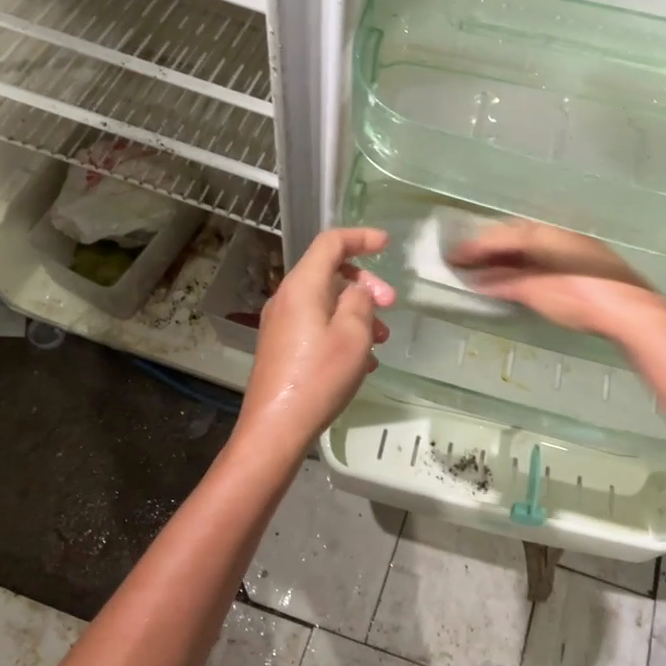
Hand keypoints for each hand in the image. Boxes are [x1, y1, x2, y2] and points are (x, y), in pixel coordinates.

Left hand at [238, 227, 395, 449]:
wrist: (276, 428)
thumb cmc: (319, 377)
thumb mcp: (353, 334)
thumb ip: (360, 300)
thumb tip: (356, 290)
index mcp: (302, 286)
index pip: (331, 242)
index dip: (361, 237)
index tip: (386, 244)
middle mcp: (287, 297)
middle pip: (329, 271)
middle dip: (365, 283)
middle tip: (390, 305)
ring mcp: (281, 323)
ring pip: (325, 301)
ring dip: (356, 311)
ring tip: (379, 339)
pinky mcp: (281, 346)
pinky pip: (317, 323)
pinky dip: (341, 330)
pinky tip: (361, 360)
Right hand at [447, 220, 665, 338]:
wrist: (629, 309)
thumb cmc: (578, 297)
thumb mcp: (535, 291)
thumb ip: (505, 283)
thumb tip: (479, 280)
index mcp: (541, 233)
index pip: (499, 236)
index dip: (474, 247)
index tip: (452, 256)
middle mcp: (556, 233)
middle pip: (515, 235)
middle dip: (489, 248)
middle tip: (466, 261)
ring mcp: (572, 246)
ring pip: (531, 245)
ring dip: (507, 256)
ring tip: (487, 270)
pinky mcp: (584, 261)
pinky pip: (543, 254)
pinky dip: (525, 263)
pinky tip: (519, 277)